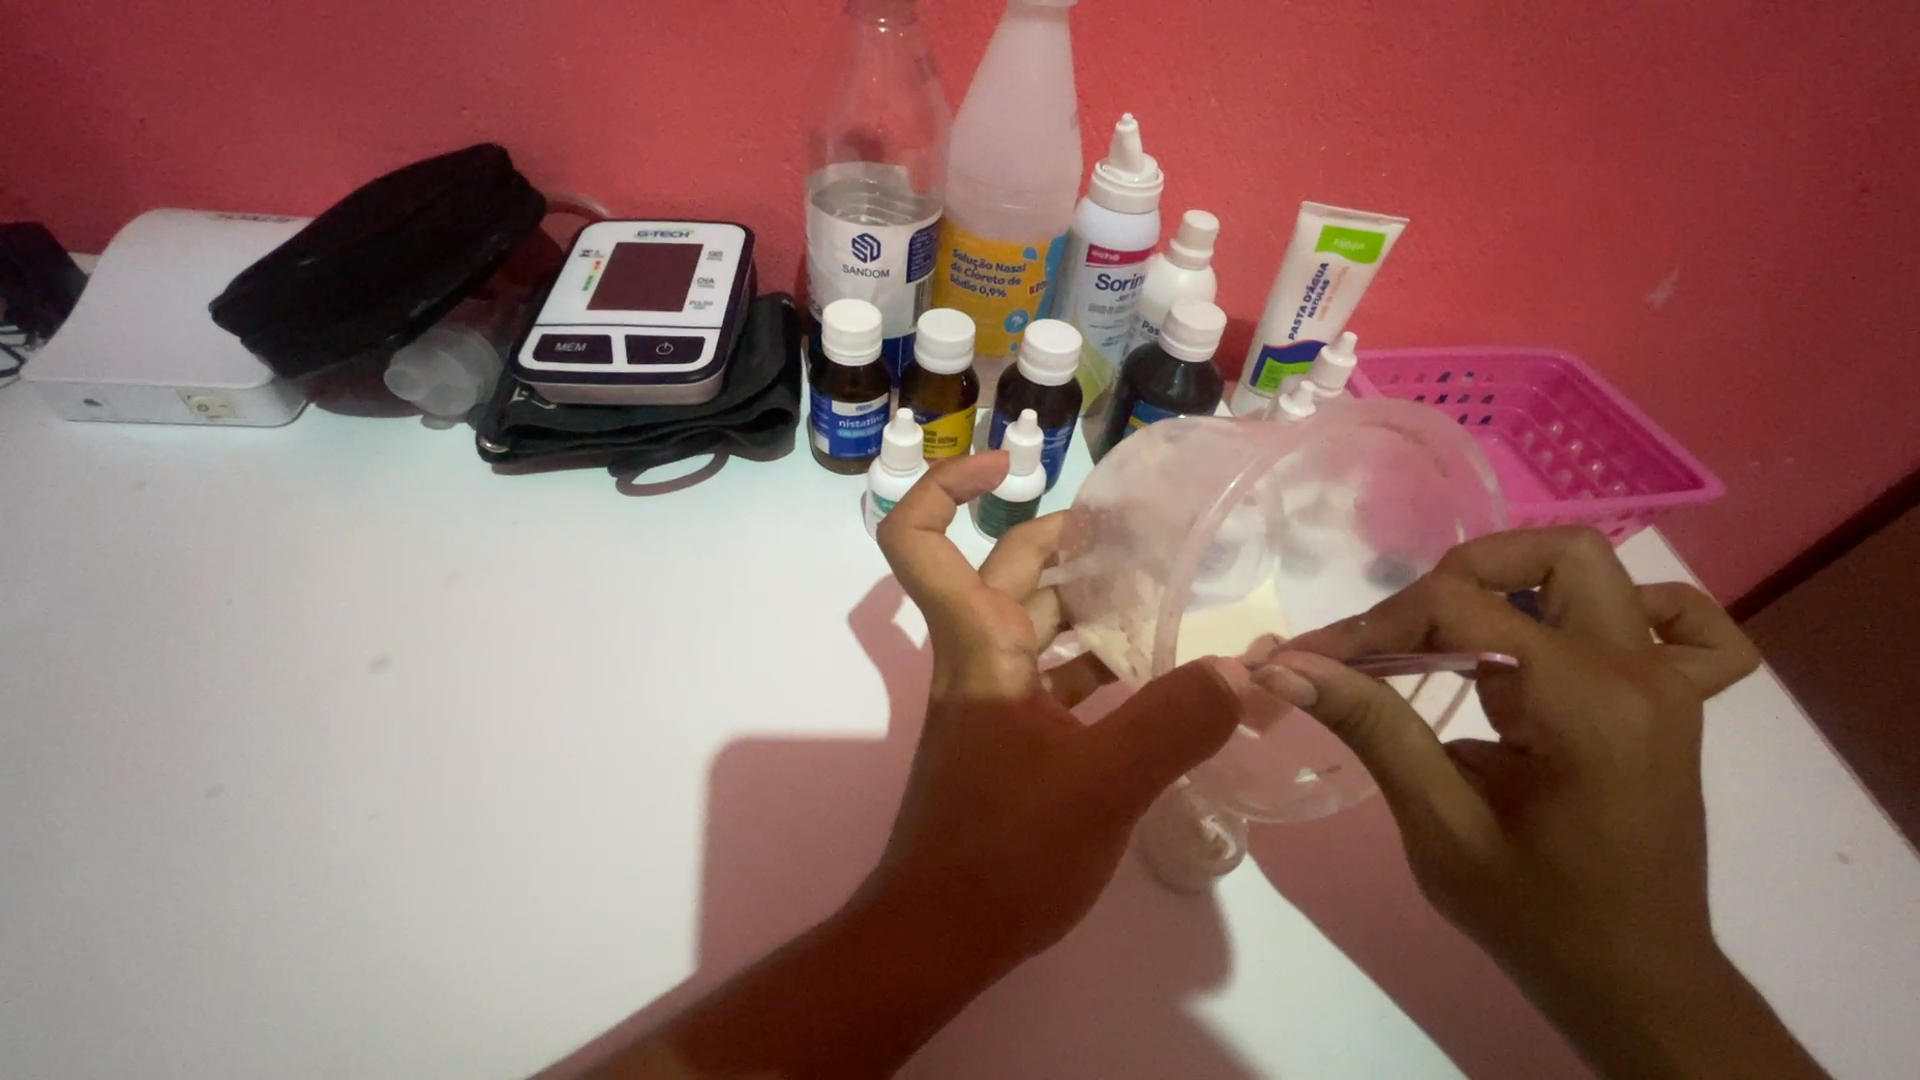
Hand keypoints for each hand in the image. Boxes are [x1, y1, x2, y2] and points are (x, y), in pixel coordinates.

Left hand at [869, 452, 1246, 963]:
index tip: (1009, 466)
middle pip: (1009, 572)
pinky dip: (1102, 668)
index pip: (918, 539)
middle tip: (1141, 538)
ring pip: (1041, 626)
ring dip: (1093, 607)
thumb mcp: (1102, 784)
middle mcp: (980, 657)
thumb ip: (1176, 723)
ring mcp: (995, 699)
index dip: (944, 486)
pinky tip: (1162, 679)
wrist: (942, 934)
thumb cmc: (1004, 849)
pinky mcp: (1013, 738)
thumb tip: (1246, 669)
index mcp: (978, 644)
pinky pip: (1059, 680)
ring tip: (1170, 598)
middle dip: (1066, 544)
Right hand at [1251, 528, 1818, 1078]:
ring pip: (1596, 574)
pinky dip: (1625, 611)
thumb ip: (1370, 726)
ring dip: (1512, 586)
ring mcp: (1666, 683)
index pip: (1458, 607)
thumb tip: (1285, 667)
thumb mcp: (1436, 820)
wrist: (1631, 977)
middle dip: (1453, 578)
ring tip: (1452, 639)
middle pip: (1551, 556)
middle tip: (1398, 636)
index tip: (1311, 657)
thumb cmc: (1530, 909)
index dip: (1371, 623)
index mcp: (1583, 702)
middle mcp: (1637, 673)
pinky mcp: (1672, 701)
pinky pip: (1684, 622)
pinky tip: (1565, 644)